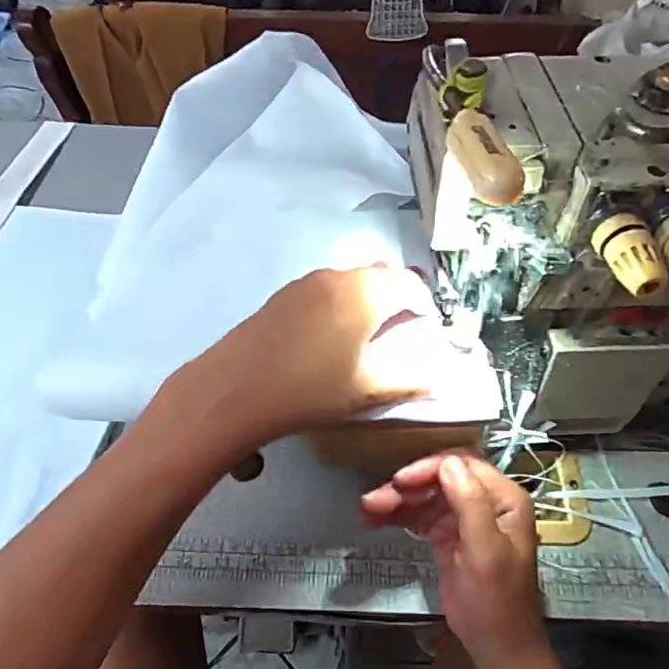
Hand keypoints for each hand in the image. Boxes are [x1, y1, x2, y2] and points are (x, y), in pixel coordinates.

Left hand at [155, 266, 438, 447]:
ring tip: (368, 333)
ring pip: (352, 280)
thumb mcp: (366, 392)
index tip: (428, 327)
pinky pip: (326, 288)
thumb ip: (407, 382)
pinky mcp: (283, 295)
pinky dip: (341, 302)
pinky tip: (331, 335)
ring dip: (369, 297)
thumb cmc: (309, 392)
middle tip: (404, 327)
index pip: (410, 285)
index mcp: (364, 294)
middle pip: (381, 276)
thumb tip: (435, 382)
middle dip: (399, 296)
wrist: (234, 390)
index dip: (425, 305)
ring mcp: (306, 283)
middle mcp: (337, 277)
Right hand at [361, 452, 546, 668]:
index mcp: (504, 499)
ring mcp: (465, 518)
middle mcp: (486, 502)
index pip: (462, 466)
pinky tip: (376, 519)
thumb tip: (447, 464)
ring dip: (397, 500)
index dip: (429, 468)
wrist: (498, 646)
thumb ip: (470, 505)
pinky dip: (399, 515)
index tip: (400, 482)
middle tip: (374, 500)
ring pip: (427, 496)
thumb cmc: (498, 602)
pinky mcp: (447, 535)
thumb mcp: (486, 552)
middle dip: (407, 487)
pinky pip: (421, 516)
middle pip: (440, 479)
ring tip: (368, 509)